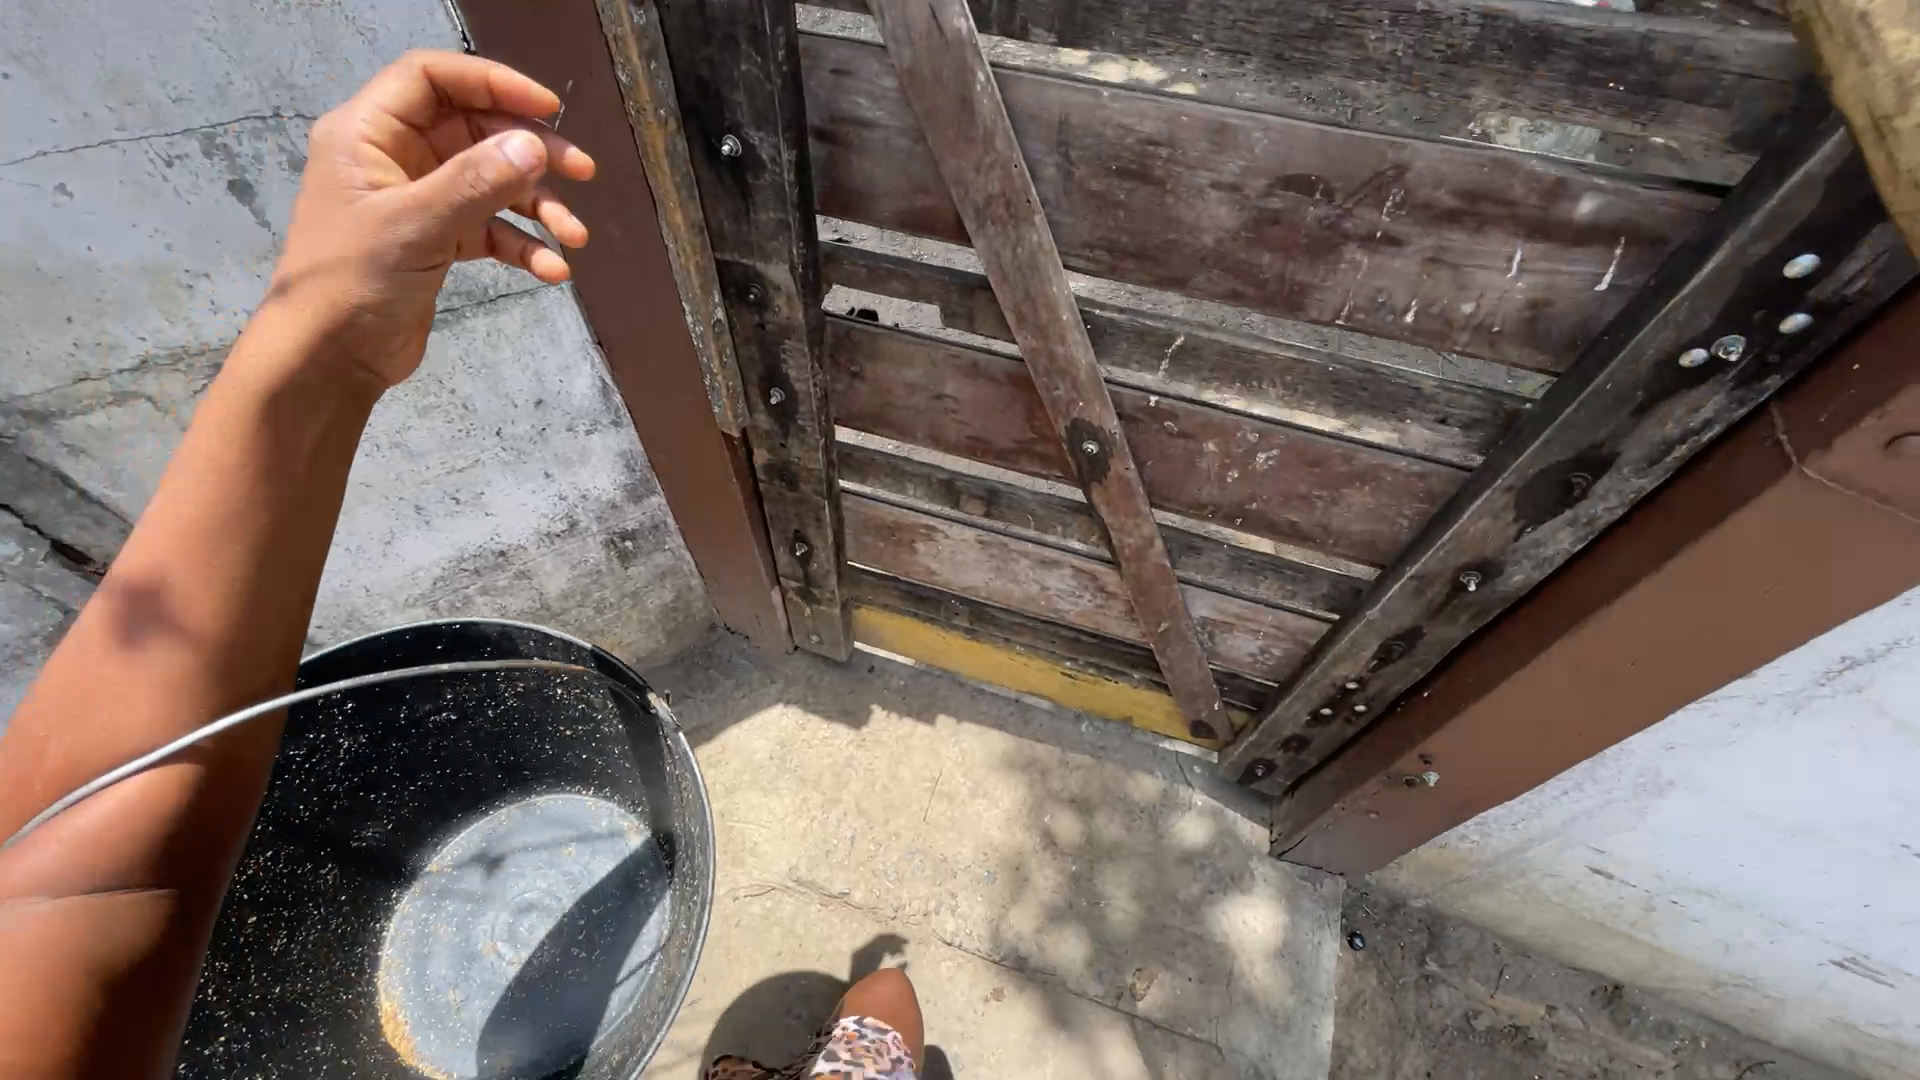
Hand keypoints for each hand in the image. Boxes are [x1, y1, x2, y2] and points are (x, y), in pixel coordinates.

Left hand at [266, 50, 596, 389]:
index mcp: (371, 133)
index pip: (435, 80)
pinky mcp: (441, 242)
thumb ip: (476, 183)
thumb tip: (535, 146)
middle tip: (584, 172)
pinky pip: (494, 232)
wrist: (334, 353)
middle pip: (477, 133)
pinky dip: (525, 248)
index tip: (549, 109)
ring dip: (539, 209)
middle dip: (532, 153)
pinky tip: (552, 272)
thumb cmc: (355, 278)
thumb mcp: (417, 224)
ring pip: (494, 186)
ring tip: (575, 238)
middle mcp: (397, 158)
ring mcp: (422, 202)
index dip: (493, 84)